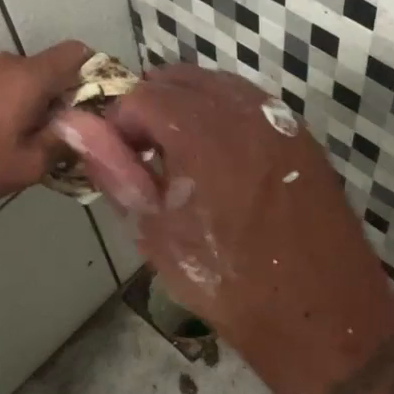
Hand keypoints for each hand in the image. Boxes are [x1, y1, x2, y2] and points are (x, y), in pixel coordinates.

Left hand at [0, 40, 92, 216]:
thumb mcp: (29, 165)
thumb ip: (65, 142)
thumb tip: (87, 131)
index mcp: (29, 76)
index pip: (77, 53)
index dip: (96, 74)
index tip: (100, 106)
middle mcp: (5, 63)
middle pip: (50, 69)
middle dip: (64, 97)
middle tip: (66, 136)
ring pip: (24, 80)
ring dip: (35, 103)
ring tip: (29, 143)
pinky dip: (10, 105)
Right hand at [53, 65, 393, 360]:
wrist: (320, 313)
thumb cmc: (228, 282)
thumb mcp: (156, 232)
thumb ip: (114, 170)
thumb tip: (72, 125)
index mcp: (203, 132)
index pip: (141, 95)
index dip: (119, 124)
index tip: (118, 161)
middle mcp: (244, 111)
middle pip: (180, 80)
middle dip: (151, 109)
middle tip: (145, 161)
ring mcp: (279, 119)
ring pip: (217, 87)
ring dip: (187, 109)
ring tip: (181, 162)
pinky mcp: (302, 136)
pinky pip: (250, 104)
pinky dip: (224, 116)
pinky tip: (221, 162)